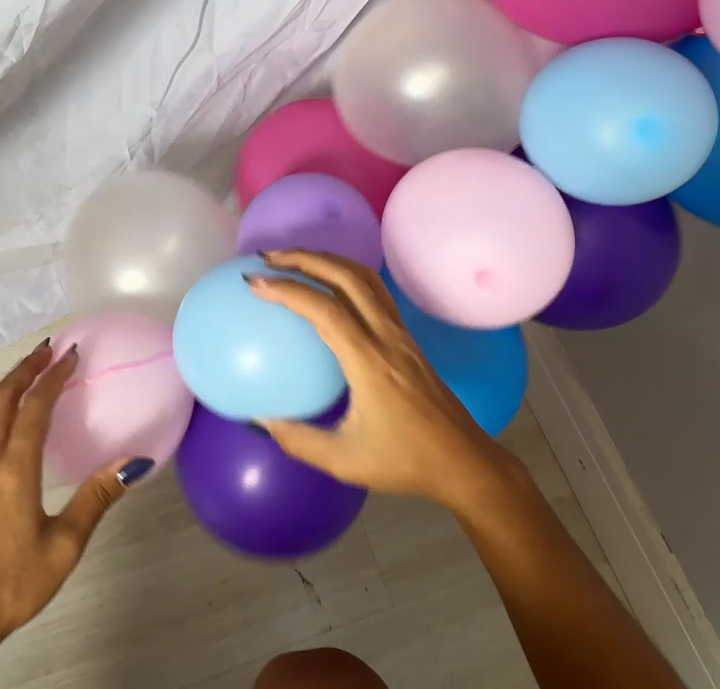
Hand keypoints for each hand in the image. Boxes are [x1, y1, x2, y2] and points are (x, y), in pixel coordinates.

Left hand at [0, 340, 149, 685]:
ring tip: (29, 374)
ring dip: (8, 387)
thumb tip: (135, 461)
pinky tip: (4, 422)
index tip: (71, 354)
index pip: (34, 409)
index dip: (53, 378)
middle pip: (2, 401)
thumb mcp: (64, 545)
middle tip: (49, 350)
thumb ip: (96, 498)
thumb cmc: (12, 583)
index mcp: (13, 471)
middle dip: (25, 370)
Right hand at [249, 250, 528, 512]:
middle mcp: (387, 337)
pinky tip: (326, 286)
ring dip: (328, 260)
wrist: (465, 463)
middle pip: (347, 277)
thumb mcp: (344, 461)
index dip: (288, 289)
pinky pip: (374, 292)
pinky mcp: (407, 338)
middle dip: (305, 258)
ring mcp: (401, 334)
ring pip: (365, 278)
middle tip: (268, 257)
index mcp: (370, 362)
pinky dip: (345, 276)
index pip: (325, 309)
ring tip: (293, 260)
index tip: (254, 282)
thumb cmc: (405, 462)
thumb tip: (259, 419)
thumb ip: (297, 439)